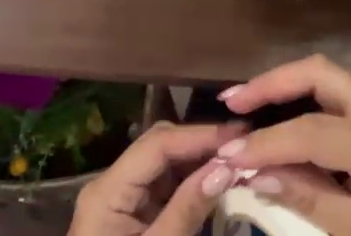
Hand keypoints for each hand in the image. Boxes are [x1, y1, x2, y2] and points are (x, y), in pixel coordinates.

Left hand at [69, 121, 243, 235]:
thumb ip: (188, 209)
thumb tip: (225, 168)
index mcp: (107, 191)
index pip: (157, 144)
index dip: (199, 135)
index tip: (240, 135)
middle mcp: (112, 184)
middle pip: (159, 146)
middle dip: (200, 143)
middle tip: (243, 145)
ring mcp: (122, 199)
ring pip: (165, 163)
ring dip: (200, 159)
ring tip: (237, 159)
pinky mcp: (133, 214)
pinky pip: (165, 185)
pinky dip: (191, 181)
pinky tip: (217, 181)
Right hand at [212, 56, 350, 235]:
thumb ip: (309, 200)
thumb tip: (254, 173)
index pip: (309, 132)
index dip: (265, 142)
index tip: (226, 153)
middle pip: (318, 73)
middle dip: (271, 83)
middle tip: (231, 103)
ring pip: (324, 73)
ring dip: (283, 82)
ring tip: (244, 102)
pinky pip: (333, 89)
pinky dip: (300, 94)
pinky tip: (277, 111)